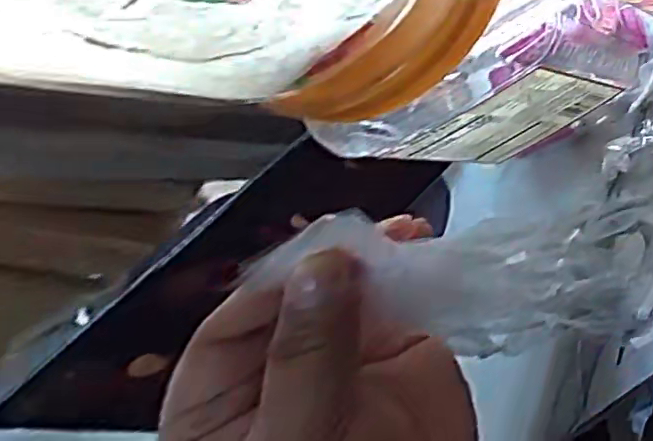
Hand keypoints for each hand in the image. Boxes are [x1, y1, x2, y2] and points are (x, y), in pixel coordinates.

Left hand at [159, 217, 474, 440]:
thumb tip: (323, 266)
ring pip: (355, 285)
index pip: (231, 327)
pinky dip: (420, 263)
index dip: (274, 286)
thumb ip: (310, 353)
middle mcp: (283, 369)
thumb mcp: (304, 434)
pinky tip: (428, 247)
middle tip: (373, 235)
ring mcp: (347, 352)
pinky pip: (405, 292)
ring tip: (407, 232)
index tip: (326, 257)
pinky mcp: (402, 339)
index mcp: (224, 405)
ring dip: (381, 252)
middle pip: (297, 295)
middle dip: (335, 258)